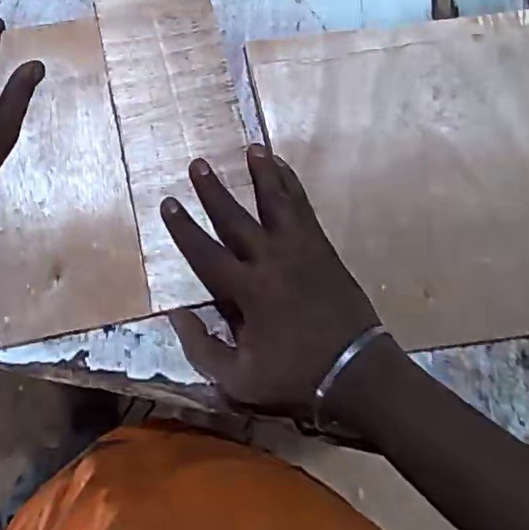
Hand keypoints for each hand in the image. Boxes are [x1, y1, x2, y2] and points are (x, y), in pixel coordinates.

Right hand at [163, 144, 385, 417]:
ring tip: (253, 148)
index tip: (169, 203)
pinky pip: (304, 208)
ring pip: (276, 203)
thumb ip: (203, 348)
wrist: (359, 375)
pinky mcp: (322, 249)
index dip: (184, 228)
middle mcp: (271, 261)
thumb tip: (177, 314)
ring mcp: (300, 251)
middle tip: (198, 164)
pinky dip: (292, 186)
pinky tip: (285, 170)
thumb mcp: (239, 380)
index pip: (206, 252)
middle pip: (236, 218)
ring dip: (262, 175)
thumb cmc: (295, 378)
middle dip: (213, 191)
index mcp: (248, 291)